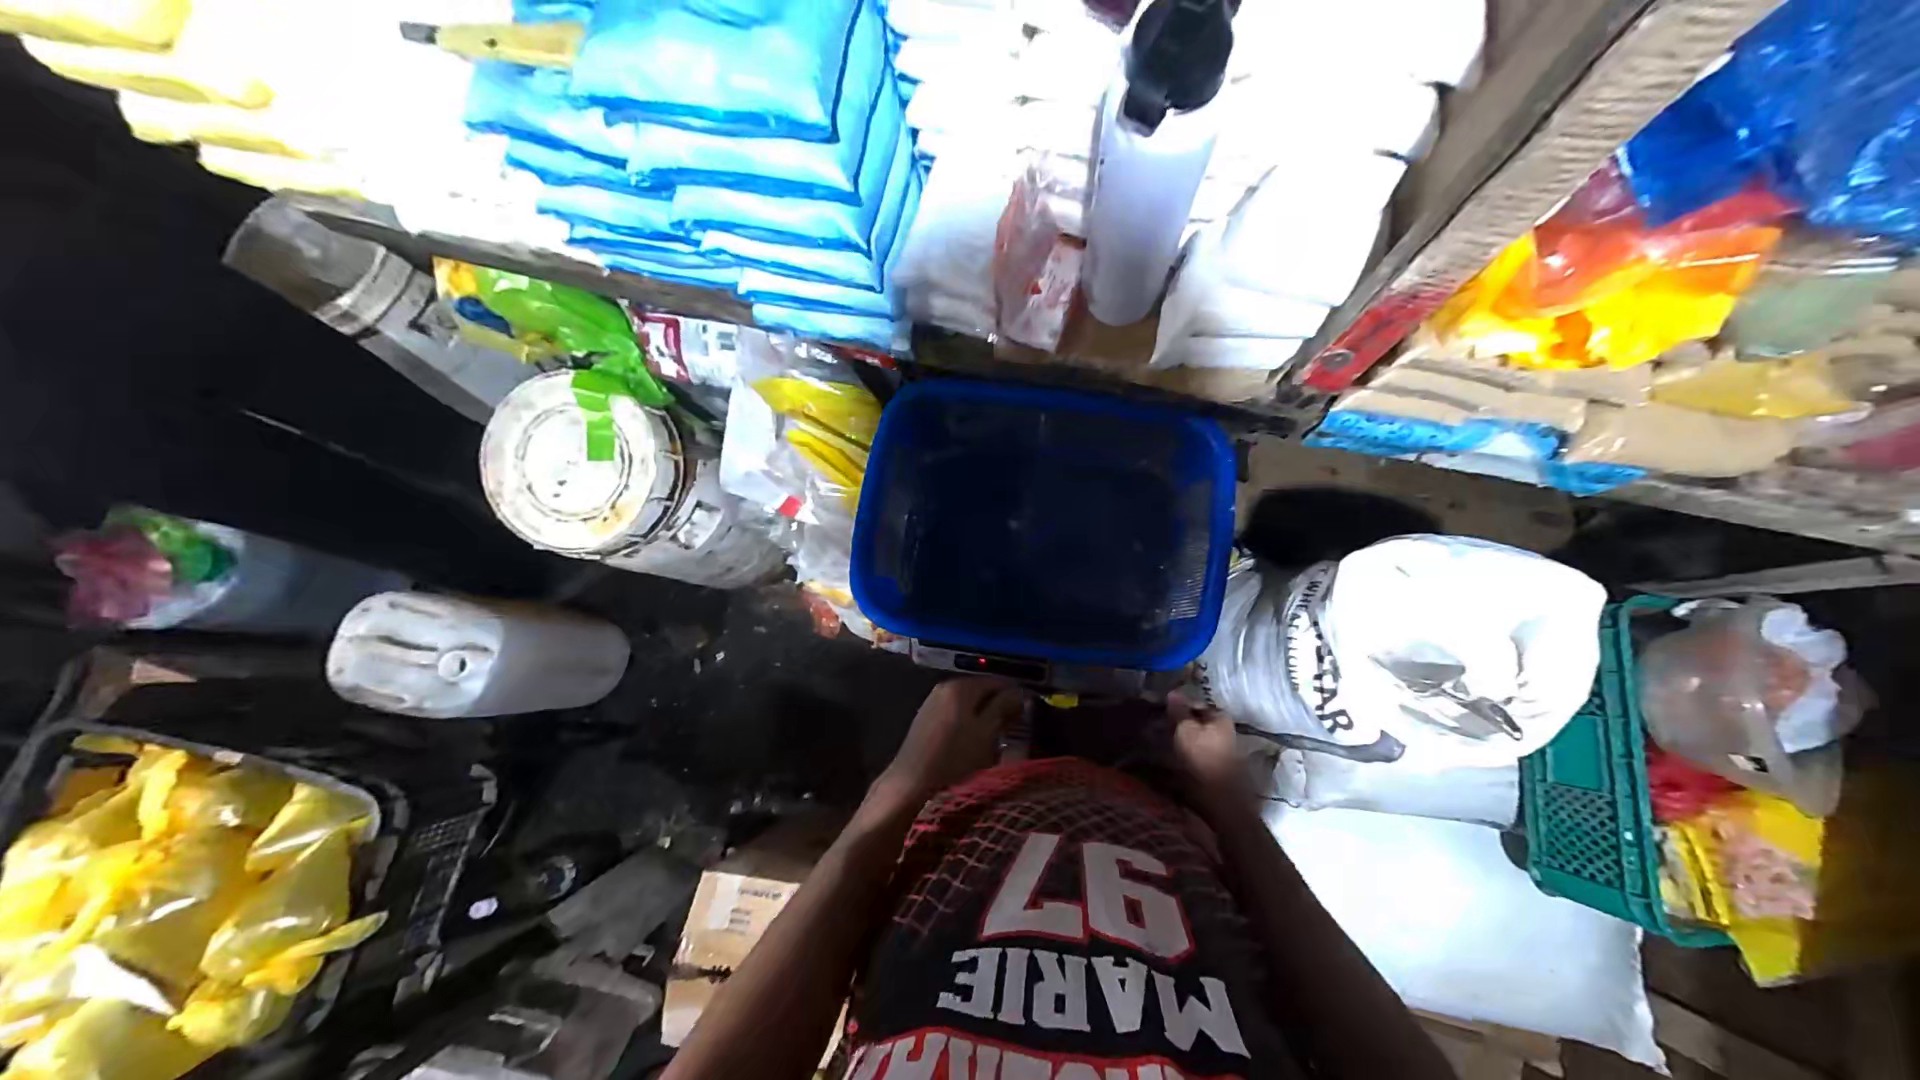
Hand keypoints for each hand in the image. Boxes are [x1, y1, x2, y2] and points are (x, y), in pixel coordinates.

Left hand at [872, 677, 1025, 810]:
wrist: (912, 780)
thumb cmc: (954, 757)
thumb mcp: (986, 732)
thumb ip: (1003, 707)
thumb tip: (1019, 692)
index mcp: (961, 686)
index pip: (997, 680)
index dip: (1015, 695)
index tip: (1026, 713)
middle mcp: (945, 686)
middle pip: (982, 690)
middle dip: (999, 706)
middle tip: (1013, 728)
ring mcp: (933, 701)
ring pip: (969, 702)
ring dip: (985, 716)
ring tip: (995, 737)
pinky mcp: (926, 718)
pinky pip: (956, 712)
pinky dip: (969, 722)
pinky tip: (973, 741)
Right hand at [1167, 693, 1253, 820]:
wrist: (1220, 801)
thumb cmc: (1202, 759)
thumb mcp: (1185, 730)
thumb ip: (1179, 710)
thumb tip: (1173, 691)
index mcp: (1221, 717)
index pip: (1196, 703)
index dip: (1178, 706)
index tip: (1162, 712)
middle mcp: (1227, 730)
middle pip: (1198, 721)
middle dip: (1181, 722)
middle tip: (1162, 725)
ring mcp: (1224, 748)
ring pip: (1199, 736)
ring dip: (1184, 737)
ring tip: (1165, 741)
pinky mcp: (1219, 765)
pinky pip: (1200, 750)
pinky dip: (1189, 750)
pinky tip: (1176, 756)